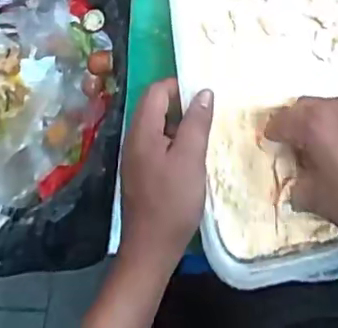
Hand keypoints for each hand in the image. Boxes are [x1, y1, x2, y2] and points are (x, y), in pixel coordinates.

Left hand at [119, 79, 212, 265]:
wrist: (150, 250)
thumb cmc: (172, 202)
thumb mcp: (191, 159)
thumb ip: (197, 122)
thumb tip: (203, 91)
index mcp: (142, 129)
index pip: (156, 90)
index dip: (179, 87)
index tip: (202, 98)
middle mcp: (133, 136)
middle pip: (152, 105)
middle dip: (178, 104)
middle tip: (205, 116)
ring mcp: (133, 154)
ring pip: (154, 124)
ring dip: (176, 124)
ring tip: (200, 137)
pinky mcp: (138, 170)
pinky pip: (153, 142)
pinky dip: (170, 141)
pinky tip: (187, 157)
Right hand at [264, 97, 337, 240]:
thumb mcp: (321, 201)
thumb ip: (299, 191)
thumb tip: (294, 188)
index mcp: (311, 123)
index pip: (279, 122)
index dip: (271, 136)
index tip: (269, 150)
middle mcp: (328, 108)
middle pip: (298, 109)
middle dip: (289, 125)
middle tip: (288, 149)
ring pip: (318, 109)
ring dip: (309, 123)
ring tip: (312, 151)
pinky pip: (335, 114)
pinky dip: (327, 125)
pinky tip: (336, 150)